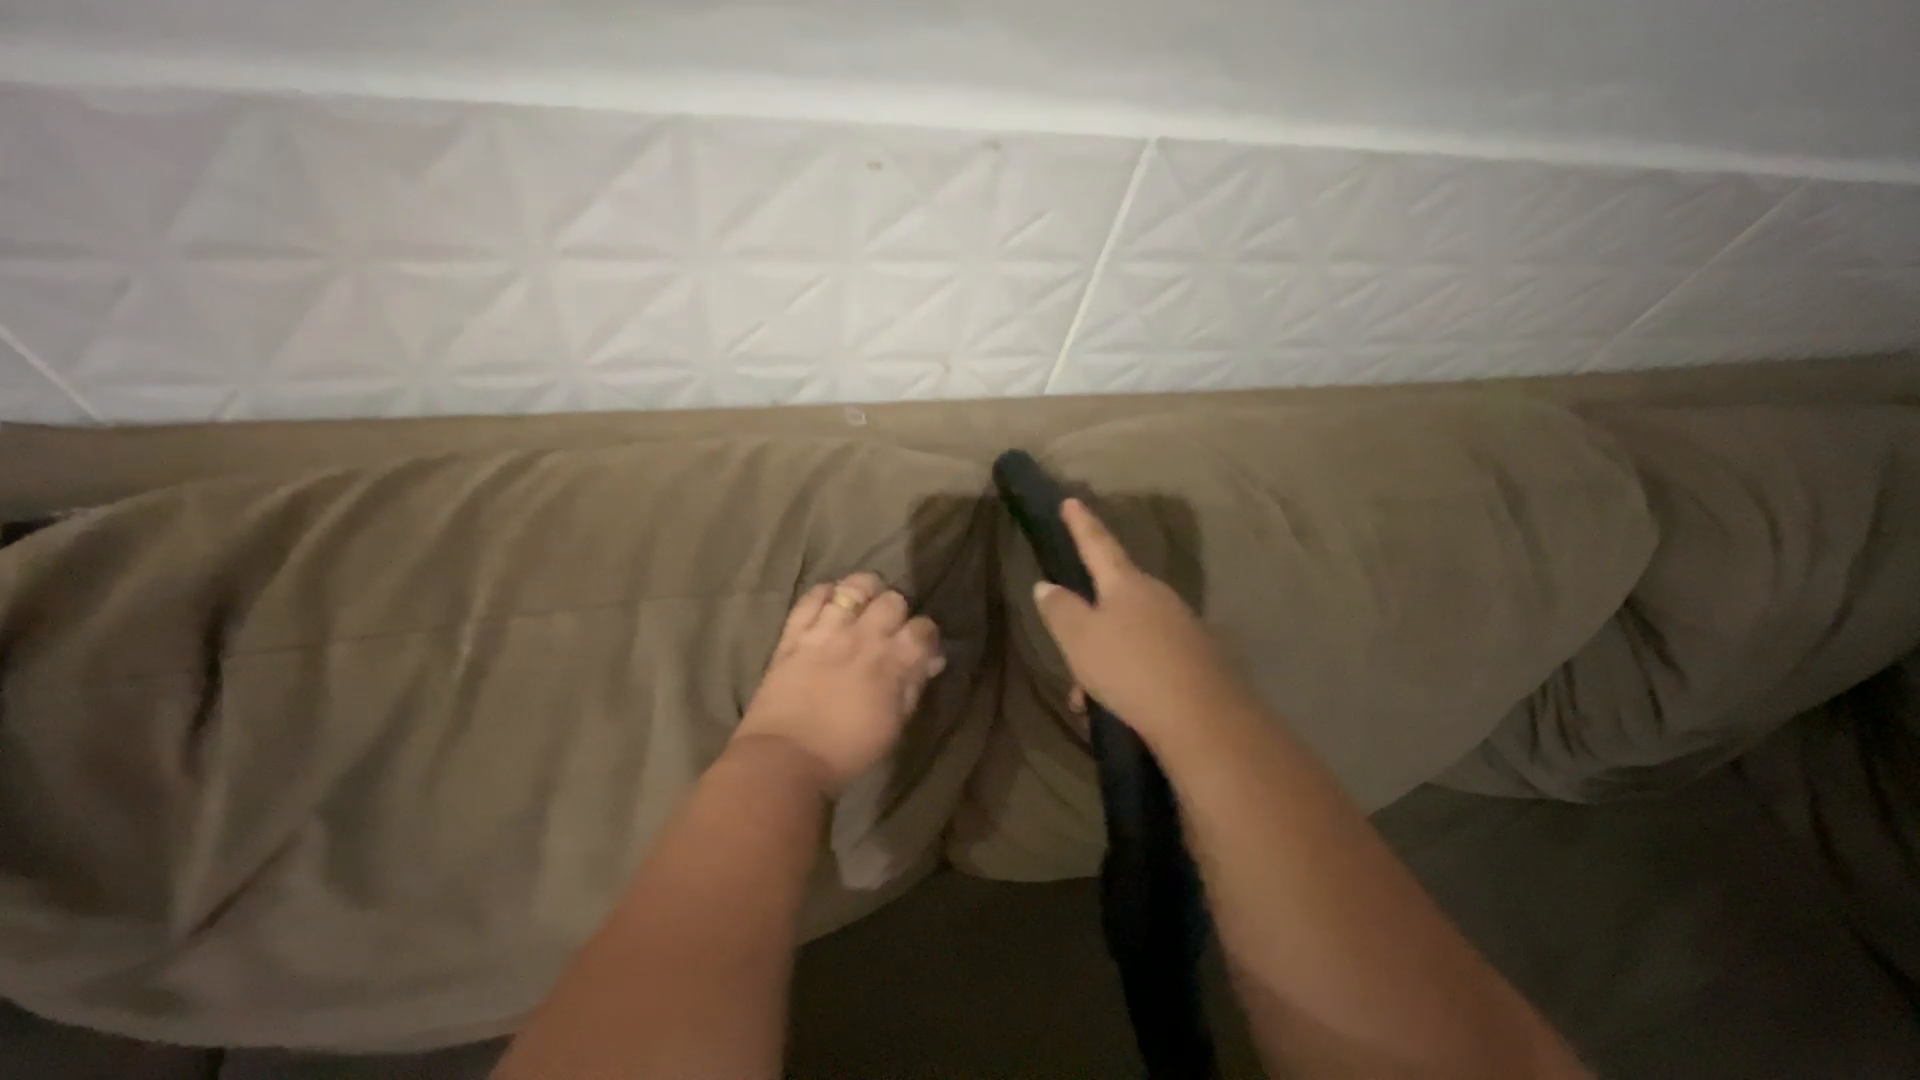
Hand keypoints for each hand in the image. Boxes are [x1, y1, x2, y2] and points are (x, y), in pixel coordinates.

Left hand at [735, 572, 945, 793]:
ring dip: (864, 592)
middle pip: (893, 600)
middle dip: (897, 610)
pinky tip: (830, 601)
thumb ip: (913, 688)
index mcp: (892, 662)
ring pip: (854, 587)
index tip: (922, 646)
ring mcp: (826, 631)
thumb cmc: (846, 752)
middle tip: (891, 626)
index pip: (924, 629)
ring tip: (863, 604)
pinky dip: (824, 593)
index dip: (927, 634)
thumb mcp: (894, 726)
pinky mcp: (794, 633)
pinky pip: (811, 597)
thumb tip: (931, 661)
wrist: (785, 758)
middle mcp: (863, 637)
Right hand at [1033, 499, 1250, 740]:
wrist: (1202, 717)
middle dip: (1088, 623)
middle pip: (1114, 599)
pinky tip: (1117, 706)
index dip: (1082, 524)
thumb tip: (1047, 585)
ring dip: (1104, 660)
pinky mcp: (1197, 659)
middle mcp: (1158, 597)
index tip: (1072, 501)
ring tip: (1087, 697)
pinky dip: (1127, 676)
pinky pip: (1149, 658)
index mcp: (1127, 583)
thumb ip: (1060, 609)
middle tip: (1071, 653)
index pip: (1098, 544)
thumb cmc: (1130, 668)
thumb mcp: (1080, 639)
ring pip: (1129, 635)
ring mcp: (1182, 627)